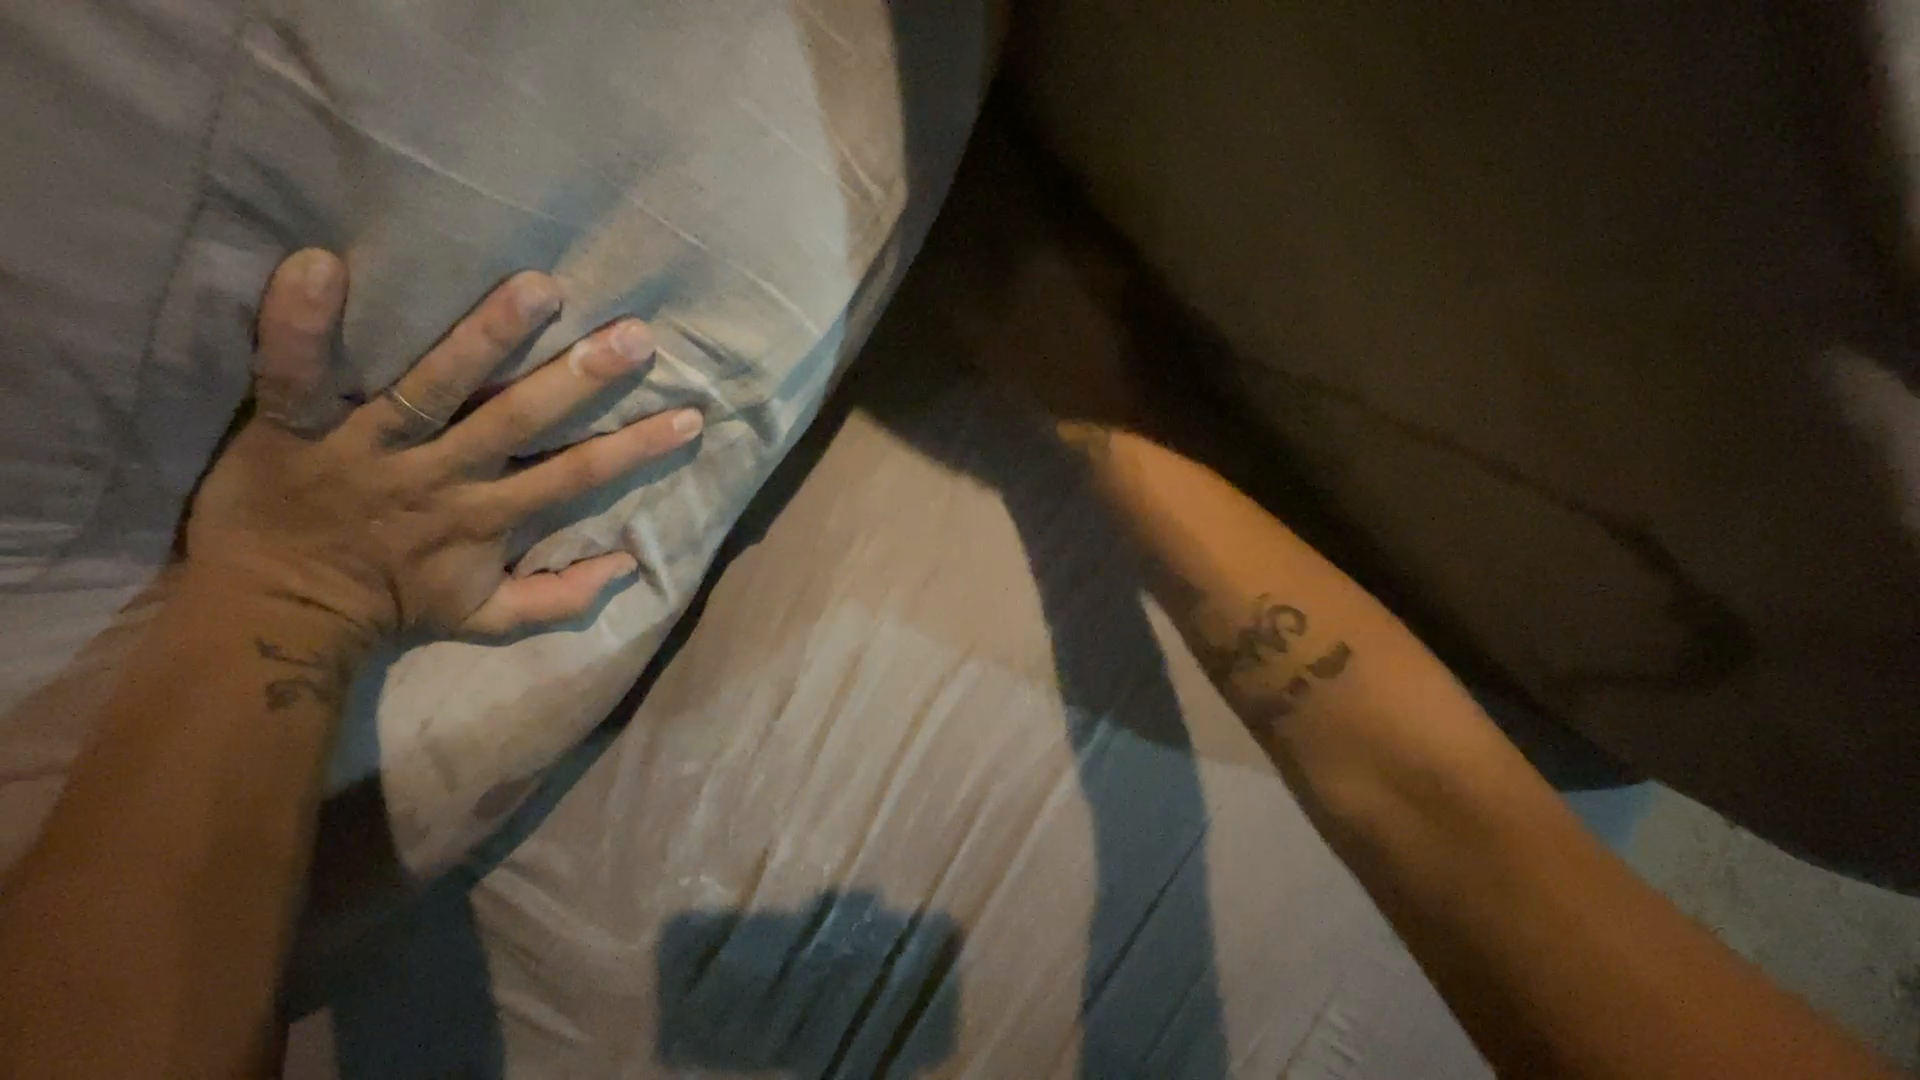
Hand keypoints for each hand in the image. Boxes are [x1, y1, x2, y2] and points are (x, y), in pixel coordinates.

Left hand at [184, 248, 702, 640]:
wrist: (275, 616)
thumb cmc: (392, 605)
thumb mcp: (487, 619)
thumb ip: (560, 597)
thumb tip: (629, 563)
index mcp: (487, 517)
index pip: (577, 474)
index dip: (636, 447)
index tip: (690, 415)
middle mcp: (440, 476)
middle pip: (519, 420)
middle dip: (580, 378)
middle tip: (634, 336)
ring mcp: (370, 448)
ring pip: (434, 385)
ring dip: (486, 336)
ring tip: (539, 287)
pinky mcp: (295, 429)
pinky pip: (295, 373)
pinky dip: (301, 324)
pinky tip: (319, 263)